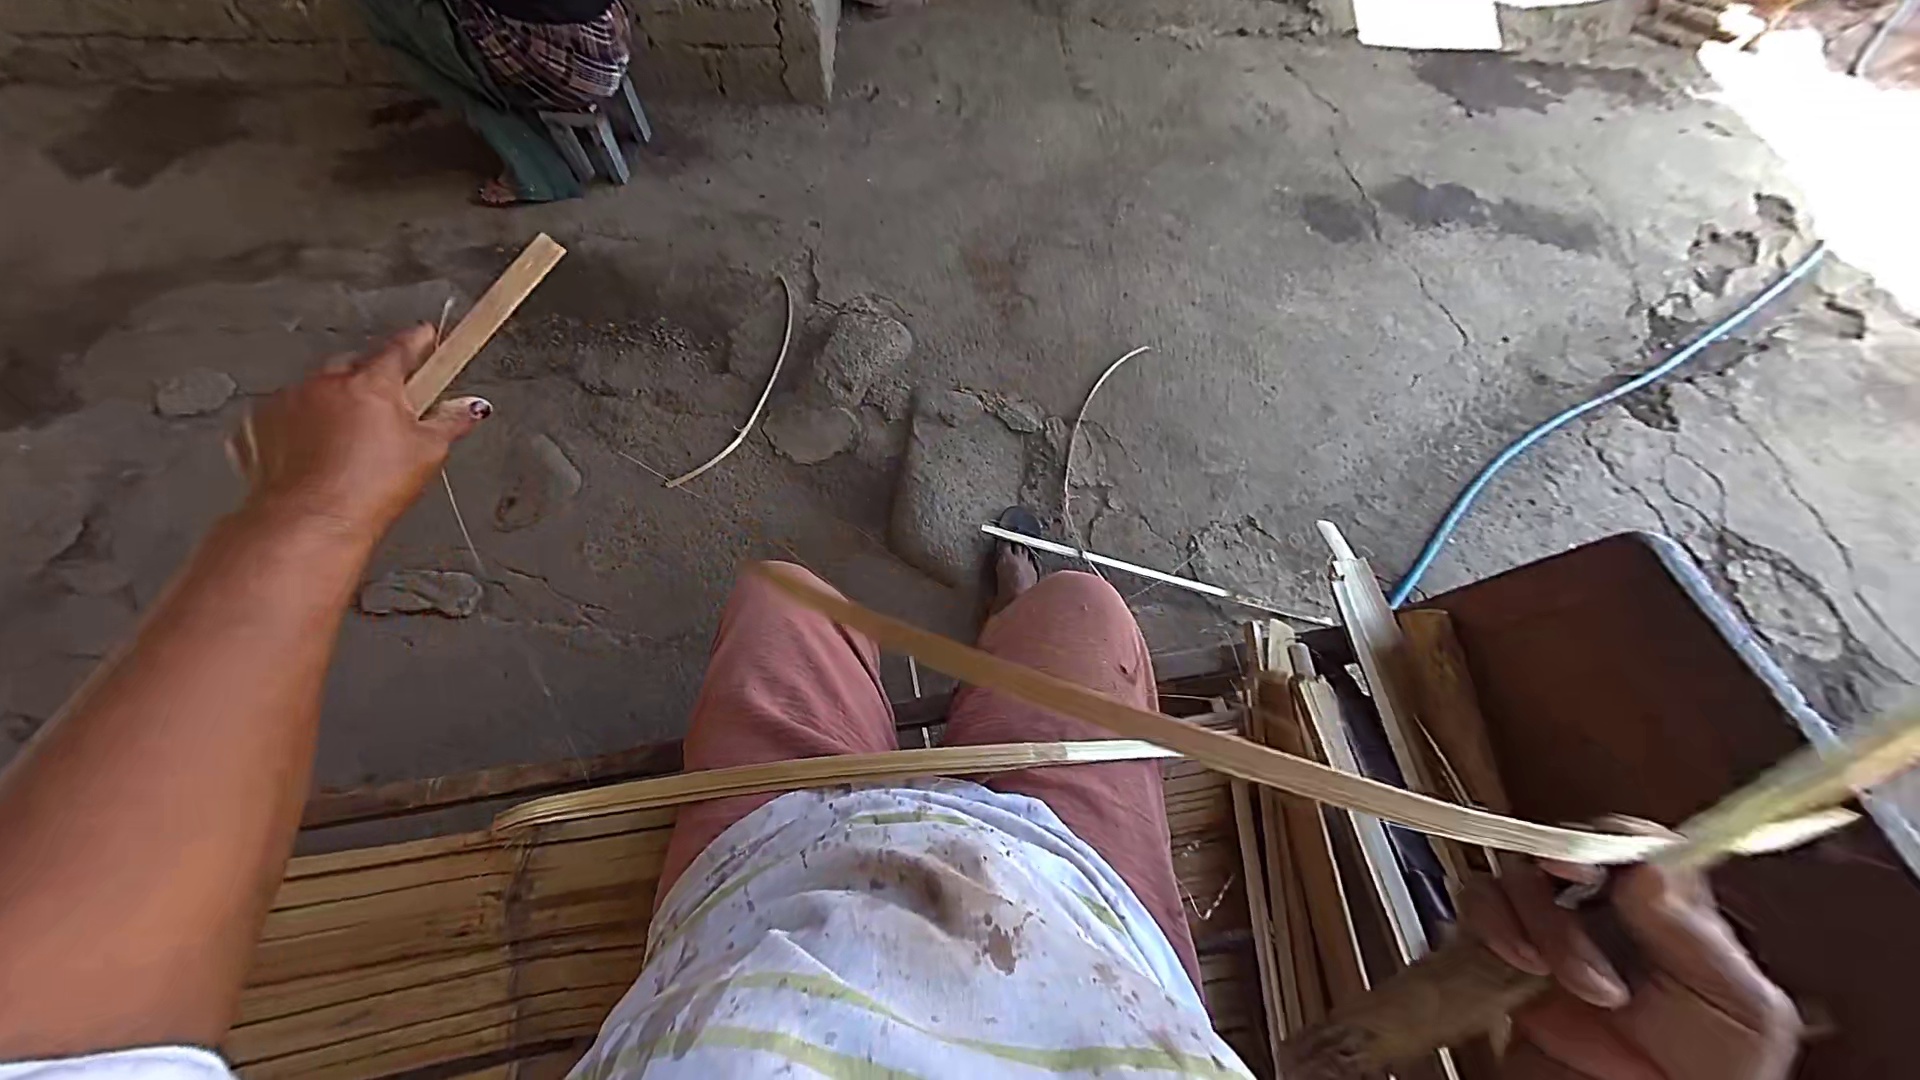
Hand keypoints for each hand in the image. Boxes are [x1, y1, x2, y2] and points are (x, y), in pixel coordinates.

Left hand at [228, 324, 491, 542]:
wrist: (312, 518)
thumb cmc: (372, 484)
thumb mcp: (430, 451)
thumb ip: (451, 421)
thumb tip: (471, 407)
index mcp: (370, 385)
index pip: (399, 350)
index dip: (417, 341)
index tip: (427, 335)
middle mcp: (322, 384)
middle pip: (355, 366)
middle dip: (375, 377)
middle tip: (396, 402)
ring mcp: (284, 402)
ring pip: (319, 389)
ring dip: (339, 404)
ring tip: (358, 441)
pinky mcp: (256, 427)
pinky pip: (287, 415)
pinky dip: (306, 426)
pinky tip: (325, 453)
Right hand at [1465, 857, 1799, 1079]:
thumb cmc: (1691, 1070)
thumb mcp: (1734, 1014)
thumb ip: (1698, 940)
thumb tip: (1653, 866)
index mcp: (1657, 910)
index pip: (1629, 842)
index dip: (1607, 837)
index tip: (1595, 856)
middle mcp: (1593, 903)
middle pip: (1557, 848)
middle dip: (1562, 872)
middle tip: (1570, 883)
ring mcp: (1538, 917)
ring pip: (1514, 873)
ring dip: (1540, 920)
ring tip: (1575, 980)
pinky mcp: (1492, 932)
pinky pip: (1474, 899)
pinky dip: (1491, 922)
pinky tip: (1520, 961)